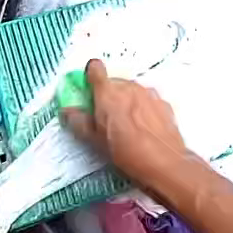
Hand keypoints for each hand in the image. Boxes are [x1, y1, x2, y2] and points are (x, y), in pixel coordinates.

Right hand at [61, 59, 193, 187]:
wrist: (164, 164)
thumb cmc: (125, 153)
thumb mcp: (94, 141)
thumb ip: (79, 122)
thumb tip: (67, 111)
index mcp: (108, 93)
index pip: (95, 68)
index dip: (90, 76)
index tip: (89, 89)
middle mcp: (129, 87)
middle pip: (114, 82)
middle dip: (108, 95)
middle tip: (106, 118)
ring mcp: (149, 94)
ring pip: (132, 91)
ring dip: (126, 101)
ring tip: (127, 126)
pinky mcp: (164, 104)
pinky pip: (148, 101)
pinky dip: (143, 108)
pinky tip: (144, 128)